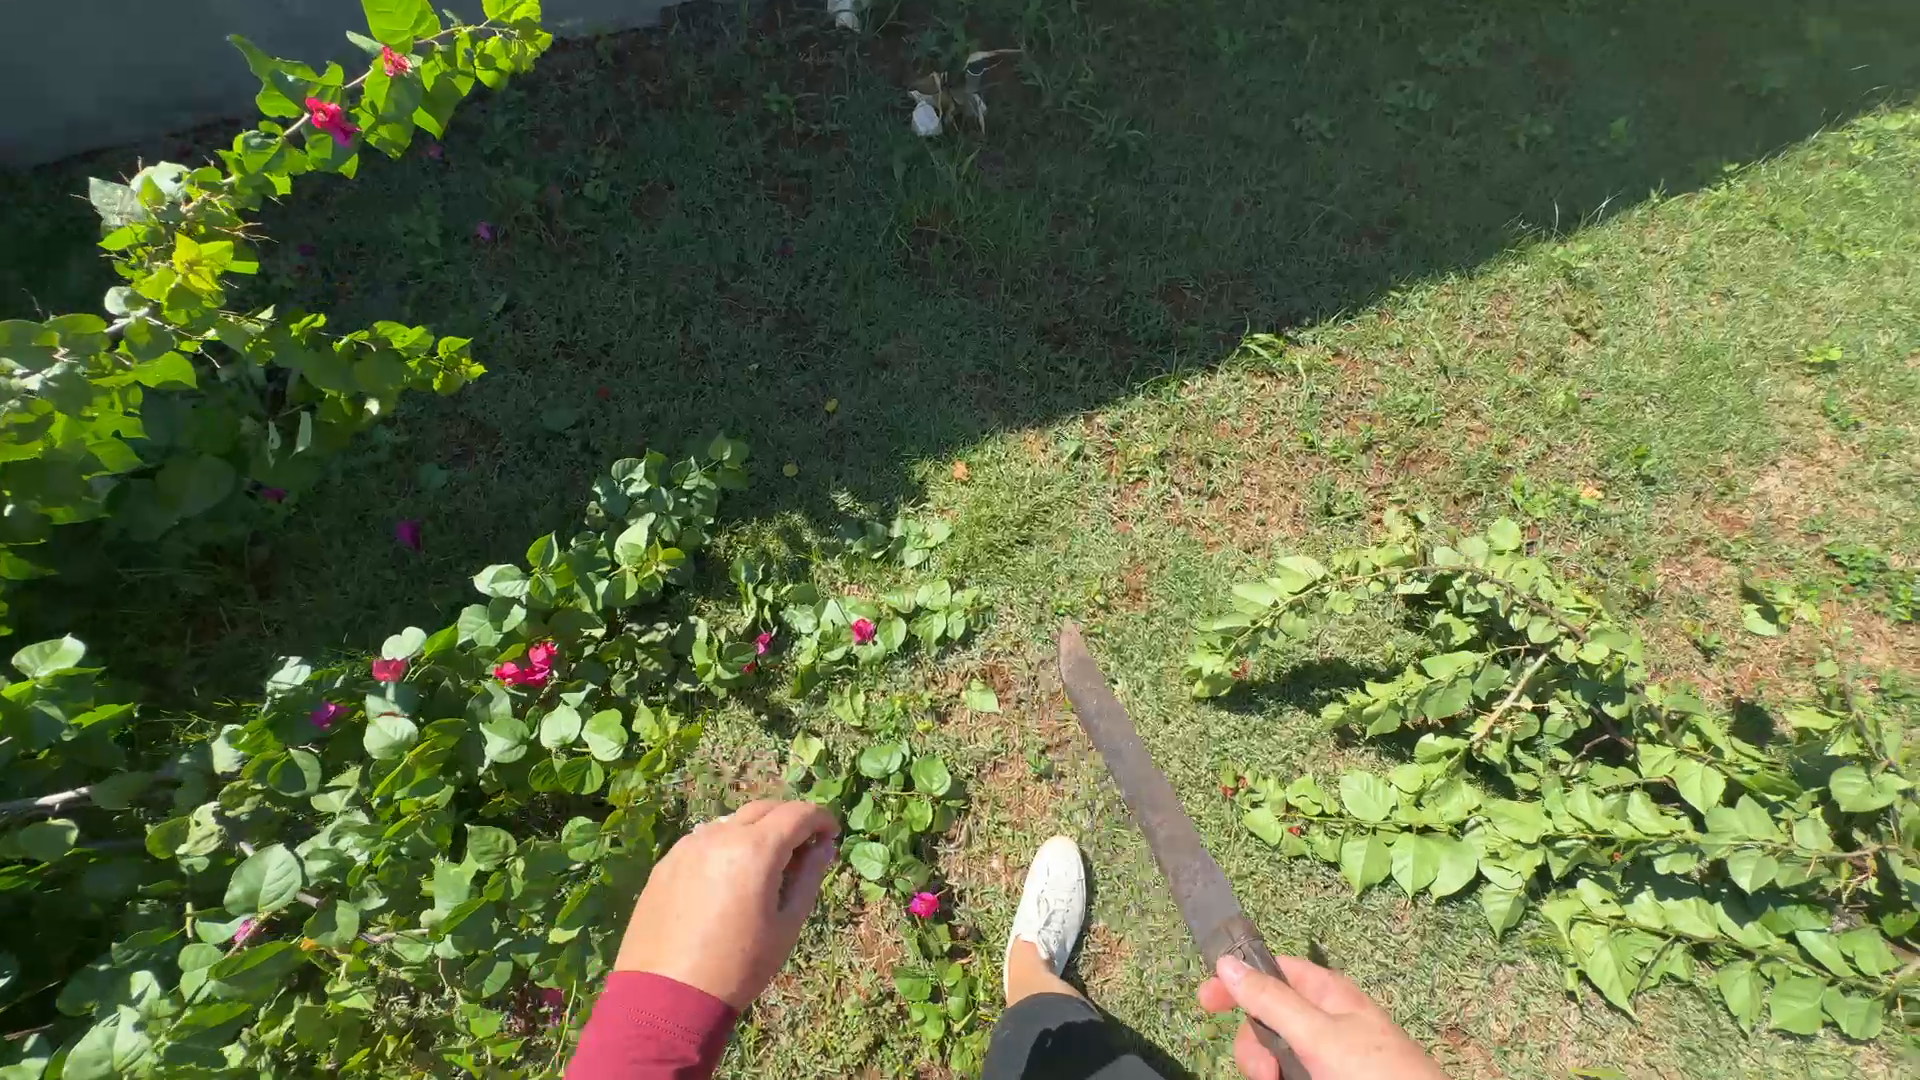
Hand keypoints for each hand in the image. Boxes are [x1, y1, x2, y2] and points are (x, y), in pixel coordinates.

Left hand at [613, 799, 839, 1008]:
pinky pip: (706, 838)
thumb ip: (809, 877)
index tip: (831, 835)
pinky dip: (727, 844)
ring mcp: (690, 845)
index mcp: (756, 850)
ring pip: (734, 820)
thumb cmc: (738, 967)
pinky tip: (729, 876)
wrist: (666, 1000)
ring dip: (757, 830)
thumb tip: (824, 847)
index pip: (799, 814)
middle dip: (790, 820)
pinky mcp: (667, 861)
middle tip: (803, 846)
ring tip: (764, 863)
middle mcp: (722, 835)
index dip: (821, 819)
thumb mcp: (786, 924)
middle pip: (766, 808)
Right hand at [1198, 954, 1446, 1079]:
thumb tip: (1225, 960)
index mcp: (1327, 994)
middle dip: (1255, 1046)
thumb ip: (1271, 1000)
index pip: (1270, 969)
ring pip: (1277, 1056)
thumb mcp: (1320, 1036)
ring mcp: (1330, 1060)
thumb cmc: (1378, 1076)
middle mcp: (1326, 1023)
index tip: (1204, 1002)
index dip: (1236, 980)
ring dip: (1267, 1071)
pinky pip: (1293, 1075)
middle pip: (1267, 1019)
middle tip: (1262, 1076)